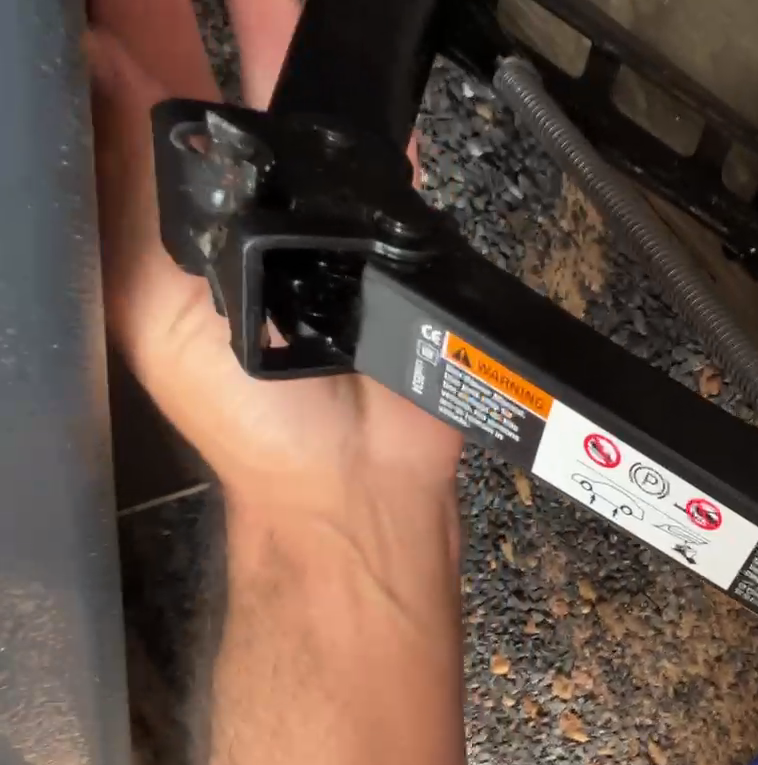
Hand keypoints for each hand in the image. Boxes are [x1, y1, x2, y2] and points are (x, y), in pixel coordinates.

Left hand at [89, 0, 460, 520]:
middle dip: (236, 30)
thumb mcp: (146, 297)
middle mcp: (256, 210)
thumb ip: (132, 192)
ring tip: (307, 14)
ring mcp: (335, 229)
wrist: (365, 468)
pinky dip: (391, 144)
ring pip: (319, 133)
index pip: (143, 97)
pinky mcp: (401, 253)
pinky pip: (396, 185)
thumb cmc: (248, 409)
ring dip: (313, 72)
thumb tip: (99, 65)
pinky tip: (383, 108)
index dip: (139, 30)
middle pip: (237, 96)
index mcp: (171, 211)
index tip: (148, 0)